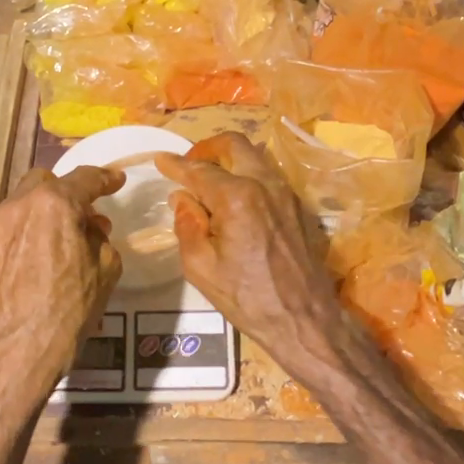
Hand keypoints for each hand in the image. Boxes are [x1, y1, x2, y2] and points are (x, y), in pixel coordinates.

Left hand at [0, 165, 124, 393]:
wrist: (19, 351)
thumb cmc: (70, 308)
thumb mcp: (106, 269)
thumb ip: (101, 238)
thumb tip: (91, 229)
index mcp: (54, 204)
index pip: (85, 179)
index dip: (105, 179)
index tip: (117, 181)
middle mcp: (19, 207)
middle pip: (45, 182)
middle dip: (66, 191)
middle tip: (84, 215)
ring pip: (22, 204)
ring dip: (43, 213)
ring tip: (61, 240)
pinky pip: (9, 230)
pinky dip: (26, 235)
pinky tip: (37, 260)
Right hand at [156, 133, 347, 375]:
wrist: (303, 319)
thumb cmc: (247, 298)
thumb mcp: (201, 267)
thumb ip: (187, 224)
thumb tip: (182, 198)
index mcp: (237, 197)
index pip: (200, 171)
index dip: (176, 165)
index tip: (160, 160)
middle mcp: (265, 184)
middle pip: (233, 145)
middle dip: (207, 149)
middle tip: (189, 166)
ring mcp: (286, 193)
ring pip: (254, 157)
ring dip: (229, 160)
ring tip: (210, 183)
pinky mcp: (298, 206)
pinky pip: (268, 176)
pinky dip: (247, 175)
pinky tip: (234, 200)